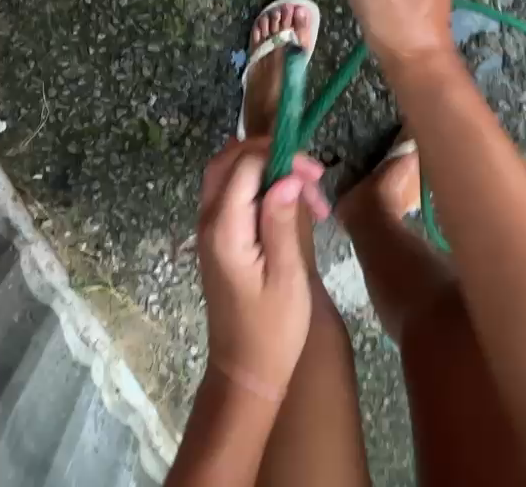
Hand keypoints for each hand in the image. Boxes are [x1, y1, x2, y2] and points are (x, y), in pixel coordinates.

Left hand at [195, 141, 326, 400]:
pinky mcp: (218, 237)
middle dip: (271, 155)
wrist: (245, 371)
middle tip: (312, 176)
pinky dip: (259, 186)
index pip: (244, 165)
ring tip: (308, 193)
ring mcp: (209, 228)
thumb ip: (281, 221)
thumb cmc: (273, 329)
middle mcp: (208, 221)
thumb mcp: (287, 276)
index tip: (316, 174)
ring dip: (266, 170)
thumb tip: (286, 177)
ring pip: (228, 173)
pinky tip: (289, 204)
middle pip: (229, 160)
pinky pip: (232, 193)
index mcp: (225, 228)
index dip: (280, 157)